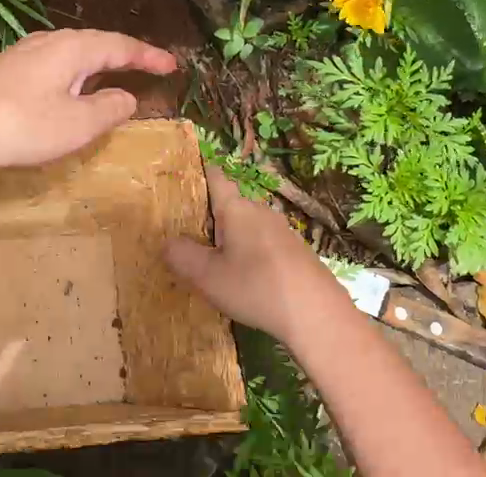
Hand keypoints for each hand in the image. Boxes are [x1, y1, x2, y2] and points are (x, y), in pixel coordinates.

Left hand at [0, 29, 176, 171]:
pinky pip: (55, 60)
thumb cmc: (22, 126)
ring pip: (73, 50)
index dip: (148, 56)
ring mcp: (25, 52)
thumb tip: (125, 96)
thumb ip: (109, 108)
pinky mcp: (8, 68)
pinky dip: (76, 70)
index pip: (121, 45)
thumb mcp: (77, 124)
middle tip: (149, 66)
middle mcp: (50, 40)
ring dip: (99, 61)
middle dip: (125, 53)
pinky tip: (70, 85)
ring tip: (115, 72)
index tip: (173, 64)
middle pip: (97, 42)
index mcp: (73, 48)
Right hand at [164, 169, 354, 344]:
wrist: (317, 314)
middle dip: (211, 217)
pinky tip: (249, 281)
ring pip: (247, 225)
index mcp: (236, 207)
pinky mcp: (296, 250)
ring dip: (232, 239)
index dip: (199, 171)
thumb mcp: (208, 277)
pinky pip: (264, 243)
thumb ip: (182, 256)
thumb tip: (168, 243)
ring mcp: (282, 229)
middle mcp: (259, 210)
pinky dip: (252, 254)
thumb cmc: (256, 288)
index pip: (215, 175)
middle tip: (191, 240)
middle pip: (229, 204)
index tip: (183, 177)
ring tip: (217, 264)